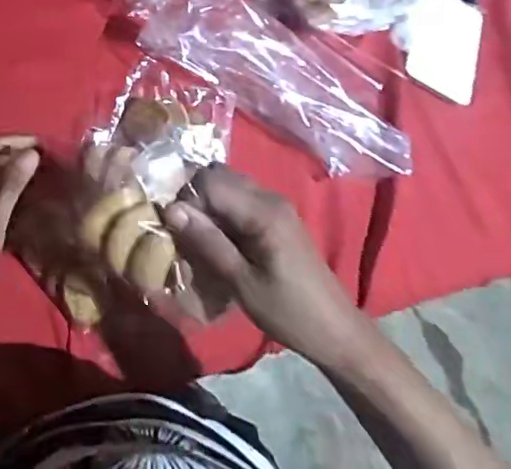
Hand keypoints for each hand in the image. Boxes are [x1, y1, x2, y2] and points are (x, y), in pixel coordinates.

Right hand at [164, 166, 376, 369]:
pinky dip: (222, 208)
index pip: (208, 181)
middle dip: (194, 196)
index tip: (177, 229)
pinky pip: (240, 196)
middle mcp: (270, 198)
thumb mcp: (242, 283)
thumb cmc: (291, 313)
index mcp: (263, 212)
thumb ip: (208, 242)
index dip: (186, 199)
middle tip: (186, 230)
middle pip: (217, 175)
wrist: (340, 335)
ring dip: (208, 202)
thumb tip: (170, 210)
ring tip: (200, 234)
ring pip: (227, 183)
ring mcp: (276, 205)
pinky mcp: (278, 216)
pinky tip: (220, 237)